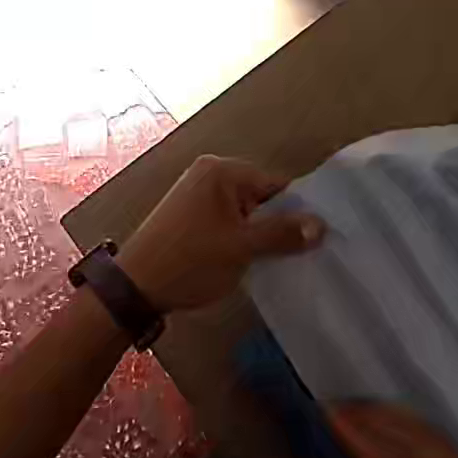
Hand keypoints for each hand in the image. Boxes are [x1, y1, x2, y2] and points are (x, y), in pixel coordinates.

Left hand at [114, 155, 323, 311]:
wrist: (135, 287)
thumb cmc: (190, 261)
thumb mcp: (241, 248)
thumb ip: (282, 234)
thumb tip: (322, 225)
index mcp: (222, 170)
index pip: (276, 184)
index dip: (297, 211)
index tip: (317, 238)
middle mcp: (209, 173)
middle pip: (261, 196)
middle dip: (278, 223)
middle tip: (301, 253)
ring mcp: (197, 193)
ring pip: (245, 211)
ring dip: (259, 234)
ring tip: (277, 259)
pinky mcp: (190, 214)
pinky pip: (228, 219)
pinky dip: (240, 237)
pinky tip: (250, 259)